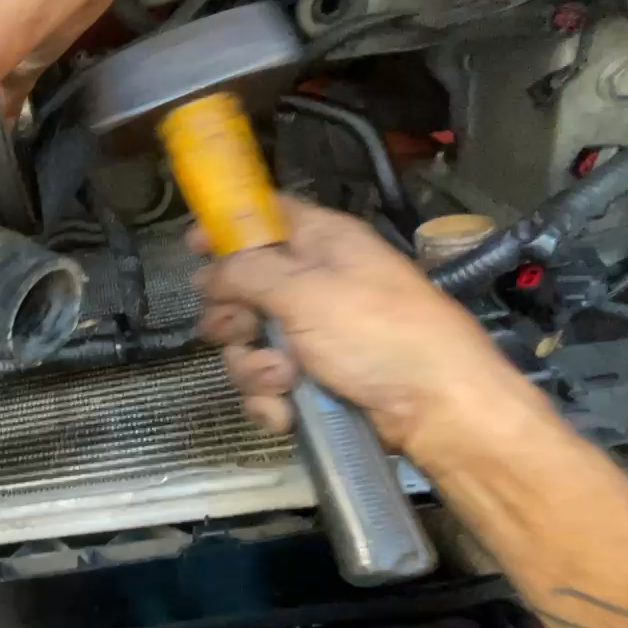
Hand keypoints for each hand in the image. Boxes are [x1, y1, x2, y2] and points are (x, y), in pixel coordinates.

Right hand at [191, 197, 535, 458]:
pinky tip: (288, 407)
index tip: (193, 245)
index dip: (227, 226)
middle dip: (231, 316)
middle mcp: (312, 287)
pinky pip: (263, 385)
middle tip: (242, 328)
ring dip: (253, 366)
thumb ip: (246, 273)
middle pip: (240, 289)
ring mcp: (309, 337)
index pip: (266, 217)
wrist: (435, 409)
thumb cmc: (379, 334)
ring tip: (282, 377)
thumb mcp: (308, 292)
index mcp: (322, 246)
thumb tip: (206, 270)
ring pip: (245, 344)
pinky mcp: (308, 381)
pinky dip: (271, 400)